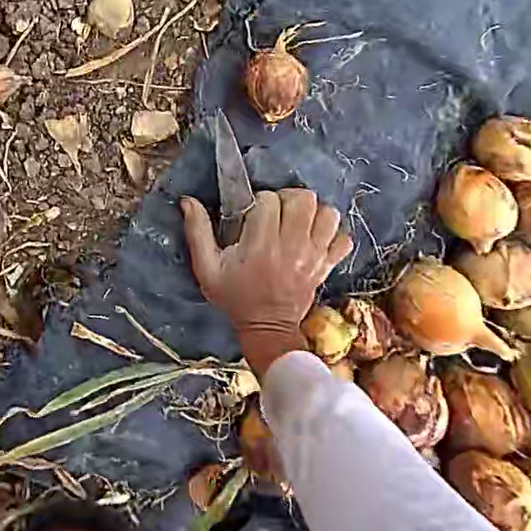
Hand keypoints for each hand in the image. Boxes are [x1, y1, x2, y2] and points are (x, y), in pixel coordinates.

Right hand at [181, 188, 353, 376]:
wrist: (268, 331)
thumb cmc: (235, 297)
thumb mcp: (207, 269)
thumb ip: (197, 232)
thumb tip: (188, 200)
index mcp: (261, 245)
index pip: (269, 200)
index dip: (259, 201)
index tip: (251, 216)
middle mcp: (293, 246)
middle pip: (304, 199)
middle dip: (288, 199)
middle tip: (276, 212)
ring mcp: (315, 256)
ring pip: (328, 214)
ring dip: (312, 212)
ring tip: (297, 221)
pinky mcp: (327, 266)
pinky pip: (343, 239)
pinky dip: (332, 233)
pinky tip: (315, 237)